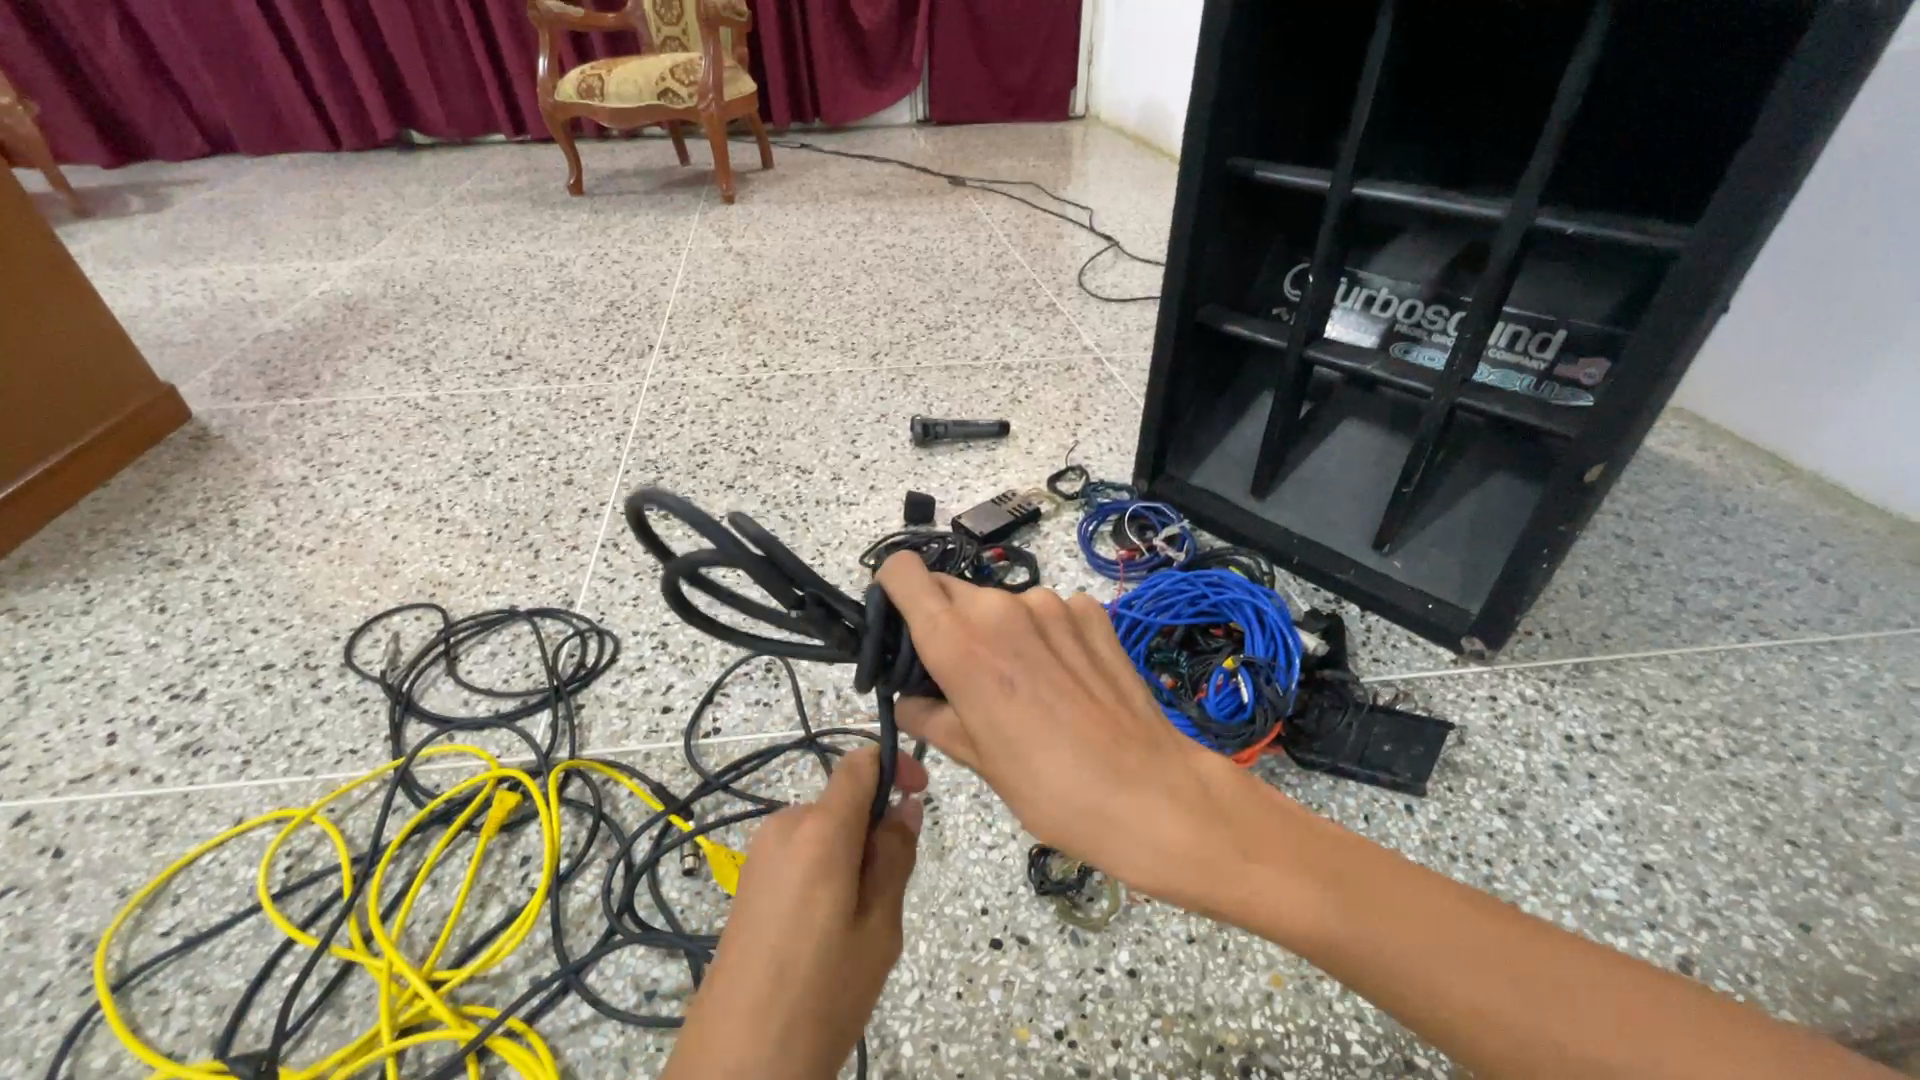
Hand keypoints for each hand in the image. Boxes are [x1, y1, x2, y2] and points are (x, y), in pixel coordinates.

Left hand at [661, 747, 924, 1079]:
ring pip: (825, 832)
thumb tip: (905, 805)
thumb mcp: (879, 926)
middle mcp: (784, 828)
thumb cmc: (823, 993)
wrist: (738, 1061)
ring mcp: (761, 855)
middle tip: (892, 894)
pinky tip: (827, 932)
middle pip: (843, 802)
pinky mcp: (750, 882)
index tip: (920, 794)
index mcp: (819, 830)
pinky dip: (827, 872)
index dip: (894, 766)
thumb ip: (894, 856)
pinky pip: (802, 855)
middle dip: (876, 830)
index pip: (858, 764)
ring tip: (860, 925)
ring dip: (853, 856)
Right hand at [876, 553, 1298, 913]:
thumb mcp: (975, 759)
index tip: (900, 628)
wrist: (1147, 791)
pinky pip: (1049, 612)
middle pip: (951, 591)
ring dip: (997, 632)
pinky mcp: (1093, 613)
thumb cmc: (1049, 786)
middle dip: (944, 623)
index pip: (904, 573)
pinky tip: (1062, 680)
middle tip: (959, 677)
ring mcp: (1054, 605)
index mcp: (960, 642)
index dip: (893, 592)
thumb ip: (930, 716)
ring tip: (1022, 688)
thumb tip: (908, 700)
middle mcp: (1002, 607)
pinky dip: (1043, 635)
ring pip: (1001, 604)